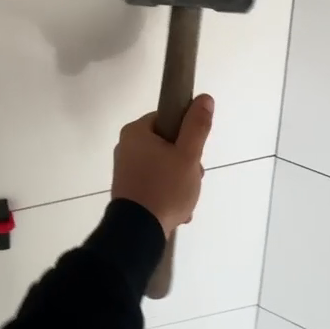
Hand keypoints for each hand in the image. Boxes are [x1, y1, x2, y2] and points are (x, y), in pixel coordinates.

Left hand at [110, 95, 213, 235]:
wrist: (137, 230)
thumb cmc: (164, 188)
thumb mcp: (188, 155)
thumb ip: (197, 126)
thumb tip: (204, 98)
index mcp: (135, 131)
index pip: (168, 120)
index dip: (187, 136)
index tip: (194, 155)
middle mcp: (126, 146)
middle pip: (167, 145)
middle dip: (185, 165)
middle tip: (192, 180)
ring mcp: (125, 168)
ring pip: (163, 167)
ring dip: (180, 182)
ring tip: (185, 201)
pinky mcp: (127, 188)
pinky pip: (154, 183)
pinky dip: (167, 194)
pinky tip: (177, 212)